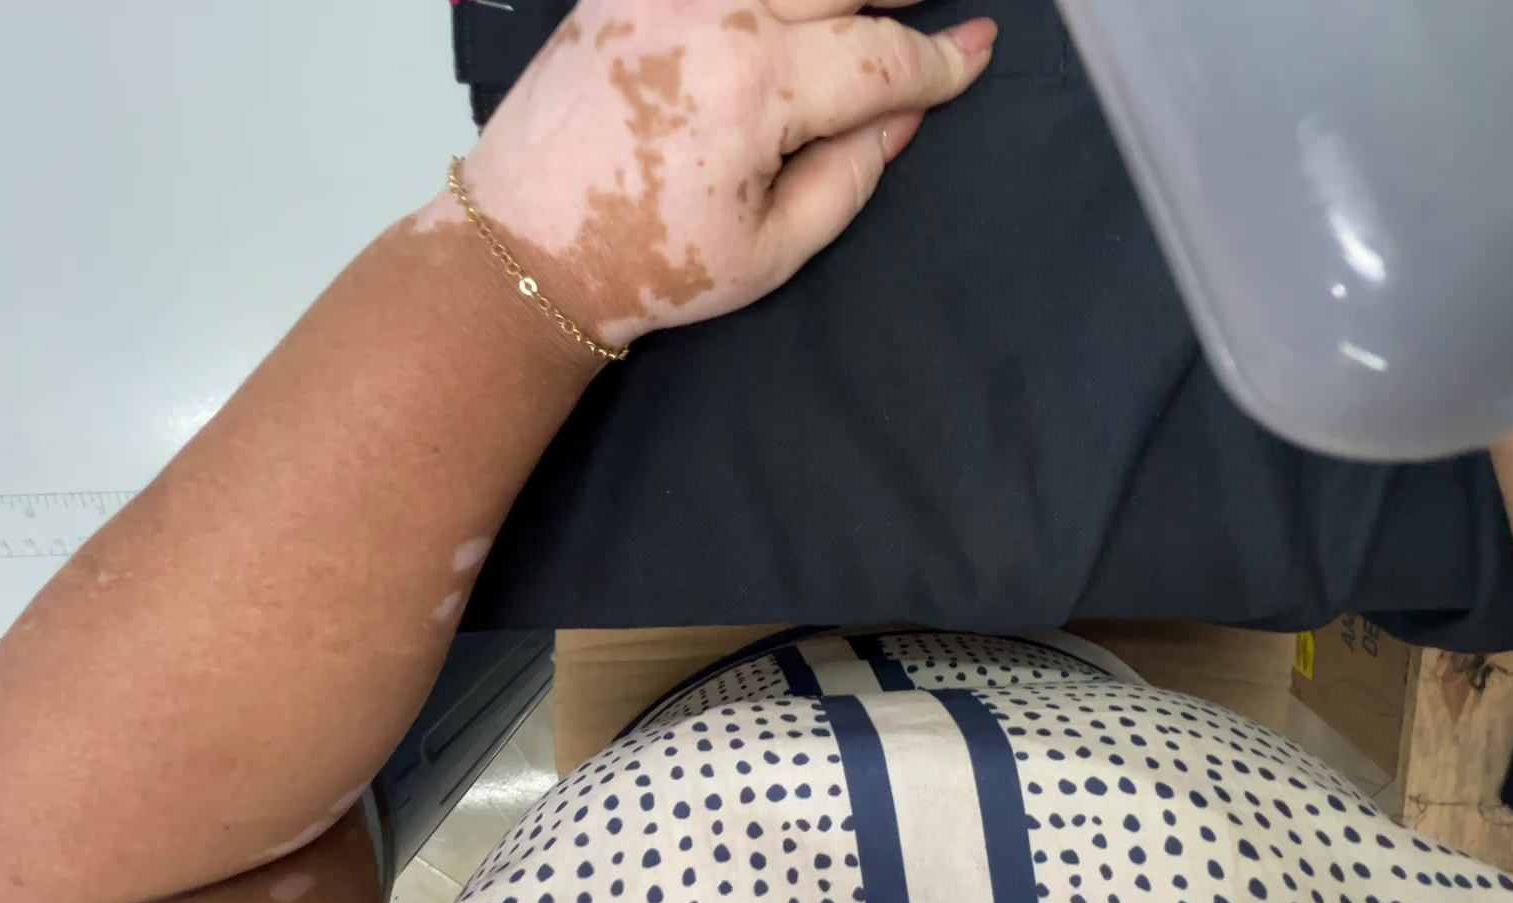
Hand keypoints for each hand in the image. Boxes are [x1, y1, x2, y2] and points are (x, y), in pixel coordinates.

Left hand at [429, 0, 996, 349]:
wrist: (534, 246)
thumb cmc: (658, 266)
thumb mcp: (773, 251)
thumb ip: (849, 178)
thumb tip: (901, 116)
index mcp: (757, 88)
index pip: (878, 58)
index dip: (938, 62)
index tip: (978, 52)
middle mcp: (713, 8)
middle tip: (937, 6)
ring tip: (873, 4)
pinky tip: (792, 10)